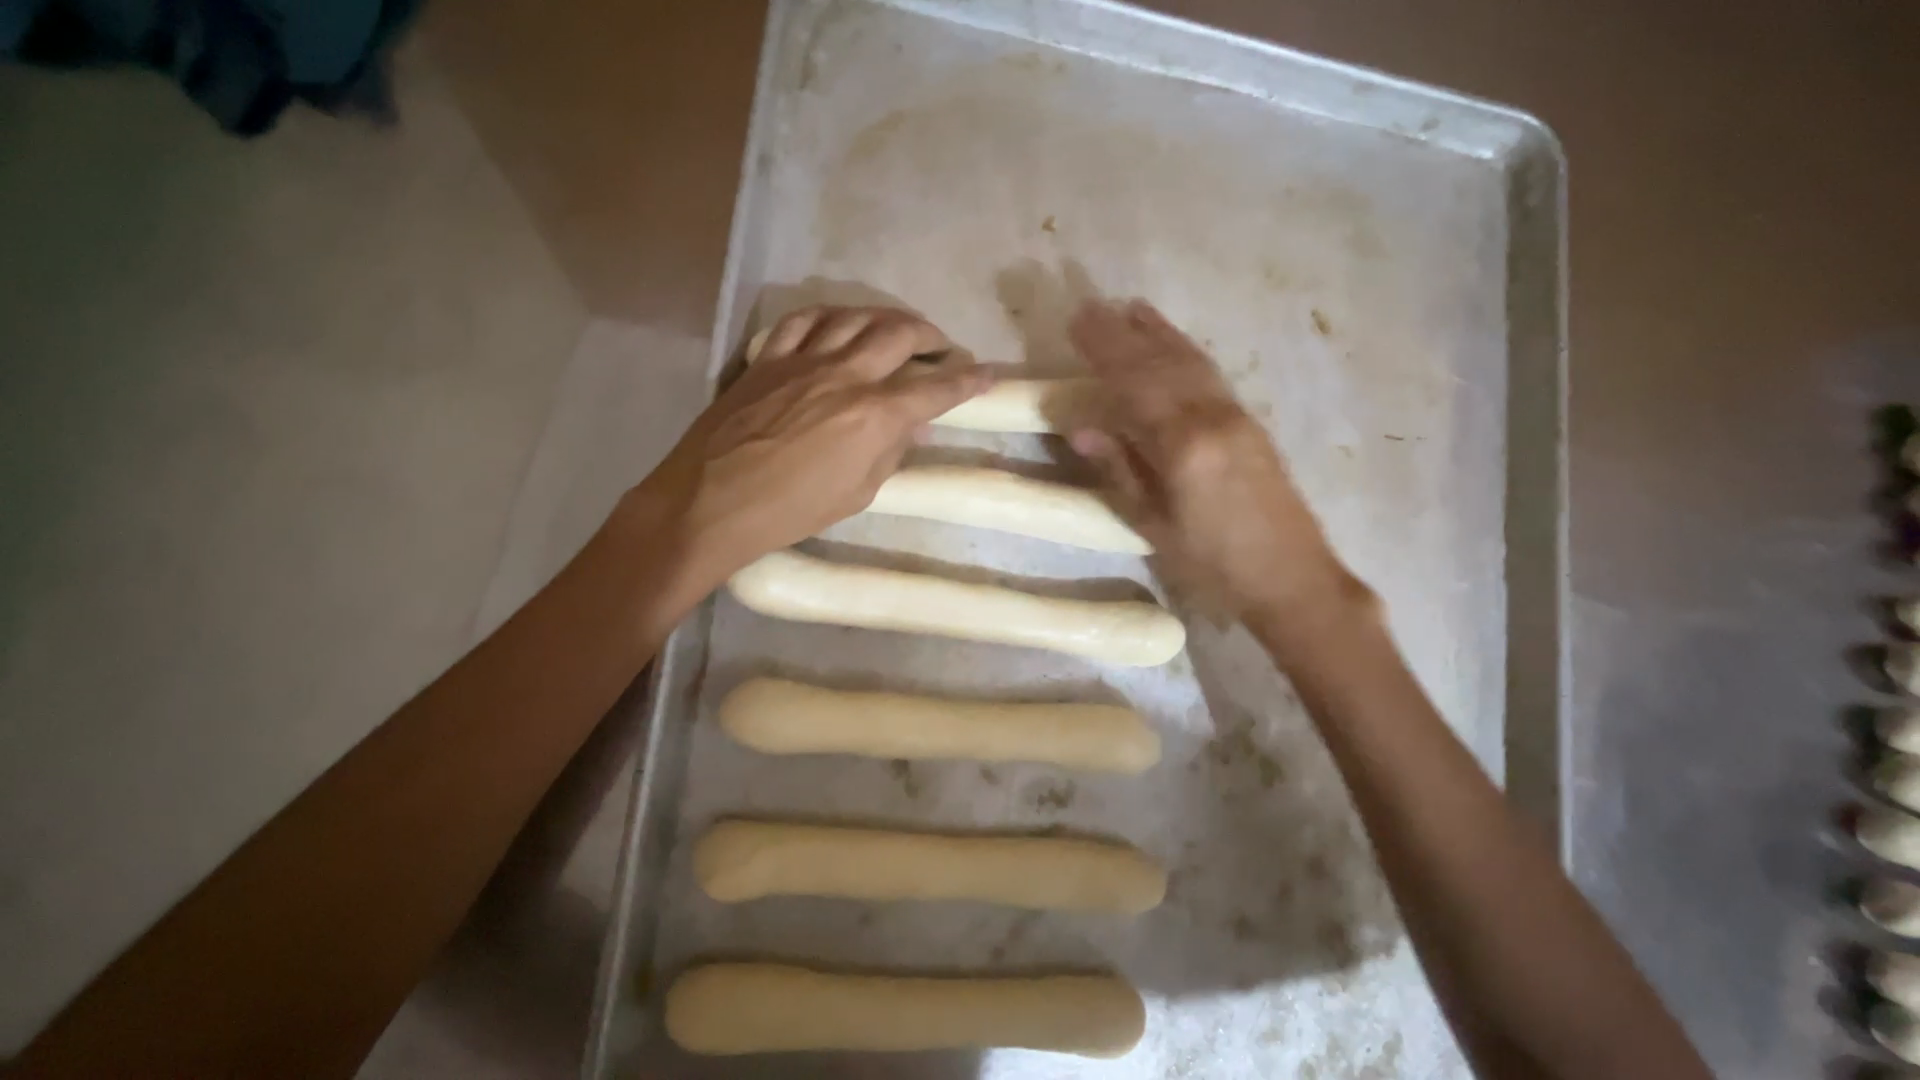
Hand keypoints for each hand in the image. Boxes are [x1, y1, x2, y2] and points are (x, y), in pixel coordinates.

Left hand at [640, 306, 991, 583]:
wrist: (711, 503)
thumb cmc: (790, 512)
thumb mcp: (856, 493)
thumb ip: (890, 451)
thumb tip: (913, 424)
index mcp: (874, 415)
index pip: (935, 388)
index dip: (968, 379)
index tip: (987, 372)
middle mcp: (845, 375)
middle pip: (899, 334)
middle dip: (929, 334)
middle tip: (940, 345)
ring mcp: (803, 360)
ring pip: (853, 316)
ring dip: (883, 317)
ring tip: (895, 328)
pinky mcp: (768, 358)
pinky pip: (803, 321)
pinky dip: (829, 317)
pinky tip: (837, 324)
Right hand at [1066, 299, 1365, 620]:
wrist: (1292, 577)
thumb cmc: (1214, 564)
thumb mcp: (1155, 527)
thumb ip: (1121, 472)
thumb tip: (1083, 427)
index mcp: (1183, 446)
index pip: (1134, 385)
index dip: (1104, 351)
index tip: (1076, 322)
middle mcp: (1212, 418)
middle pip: (1160, 364)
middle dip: (1123, 334)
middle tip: (1090, 306)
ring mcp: (1236, 416)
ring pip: (1191, 362)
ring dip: (1158, 333)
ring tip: (1130, 308)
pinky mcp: (1251, 423)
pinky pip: (1211, 375)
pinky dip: (1187, 351)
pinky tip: (1173, 343)